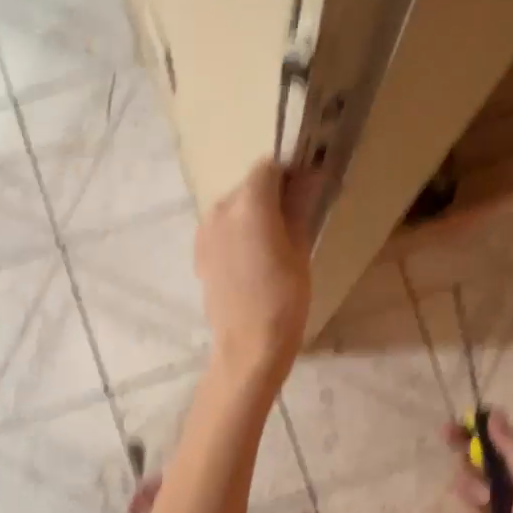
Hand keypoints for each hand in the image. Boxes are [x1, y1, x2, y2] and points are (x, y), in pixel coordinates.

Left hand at [196, 159, 315, 381]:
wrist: (248, 345)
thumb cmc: (284, 299)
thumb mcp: (301, 250)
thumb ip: (301, 206)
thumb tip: (312, 176)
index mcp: (249, 204)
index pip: (269, 167)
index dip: (291, 174)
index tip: (308, 191)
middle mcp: (221, 209)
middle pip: (250, 186)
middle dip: (272, 195)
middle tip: (295, 222)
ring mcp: (205, 231)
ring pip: (235, 208)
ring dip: (254, 215)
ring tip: (275, 246)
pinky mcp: (200, 252)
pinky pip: (223, 229)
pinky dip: (239, 233)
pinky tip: (254, 261)